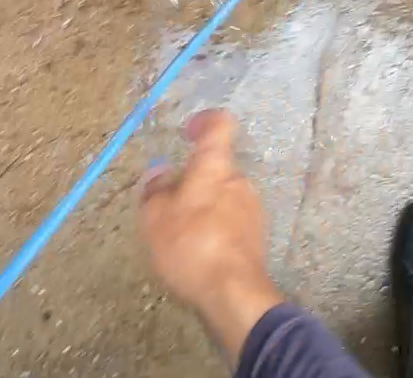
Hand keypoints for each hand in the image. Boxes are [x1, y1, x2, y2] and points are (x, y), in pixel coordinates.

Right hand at [139, 110, 285, 358]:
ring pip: (224, 196)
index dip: (205, 121)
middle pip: (217, 168)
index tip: (189, 130)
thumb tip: (159, 171)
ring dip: (206, 206)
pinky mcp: (257, 235)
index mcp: (215, 166)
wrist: (234, 292)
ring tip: (182, 235)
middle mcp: (239, 179)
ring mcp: (252, 207)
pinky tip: (201, 252)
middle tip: (170, 204)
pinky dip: (217, 228)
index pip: (220, 125)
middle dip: (196, 180)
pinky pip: (232, 221)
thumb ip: (155, 190)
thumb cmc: (192, 244)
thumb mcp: (156, 217)